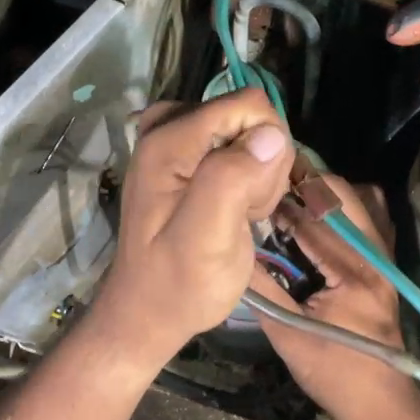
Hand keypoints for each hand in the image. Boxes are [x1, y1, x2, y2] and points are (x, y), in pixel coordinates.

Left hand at [90, 90, 294, 370]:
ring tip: (236, 216)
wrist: (150, 313)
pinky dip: (249, 177)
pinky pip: (241, 145)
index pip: (248, 106)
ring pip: (252, 131)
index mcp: (168, 140)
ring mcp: (178, 138)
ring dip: (258, 175)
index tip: (250, 197)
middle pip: (251, 116)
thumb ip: (232, 181)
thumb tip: (270, 133)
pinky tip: (234, 209)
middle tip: (242, 212)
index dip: (265, 149)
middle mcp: (169, 126)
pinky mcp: (188, 153)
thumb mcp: (205, 241)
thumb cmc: (177, 285)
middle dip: (262, 163)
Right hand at [249, 166, 415, 419]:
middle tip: (266, 183)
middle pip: (341, 195)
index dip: (283, 196)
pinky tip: (304, 221)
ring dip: (317, 195)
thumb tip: (231, 249)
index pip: (316, 214)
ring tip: (281, 197)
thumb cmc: (335, 372)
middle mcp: (374, 252)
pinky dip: (331, 213)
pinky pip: (357, 222)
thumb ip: (261, 287)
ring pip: (352, 203)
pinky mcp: (379, 265)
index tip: (253, 183)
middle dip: (303, 183)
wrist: (380, 405)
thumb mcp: (288, 332)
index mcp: (355, 266)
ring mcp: (381, 257)